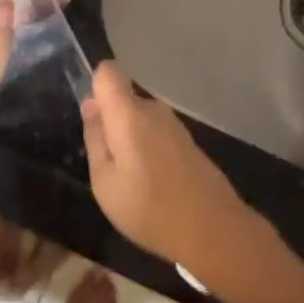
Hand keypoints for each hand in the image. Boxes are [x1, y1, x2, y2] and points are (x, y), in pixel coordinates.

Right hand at [81, 62, 258, 267]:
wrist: (212, 230)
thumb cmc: (148, 207)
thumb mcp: (104, 180)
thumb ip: (95, 138)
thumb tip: (91, 105)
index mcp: (129, 113)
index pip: (108, 72)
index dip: (95, 88)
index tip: (93, 122)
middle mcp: (154, 109)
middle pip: (124, 97)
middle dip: (111, 121)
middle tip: (107, 164)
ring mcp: (175, 125)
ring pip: (140, 117)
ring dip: (130, 138)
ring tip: (129, 179)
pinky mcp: (189, 142)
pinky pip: (156, 132)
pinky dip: (148, 149)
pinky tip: (151, 183)